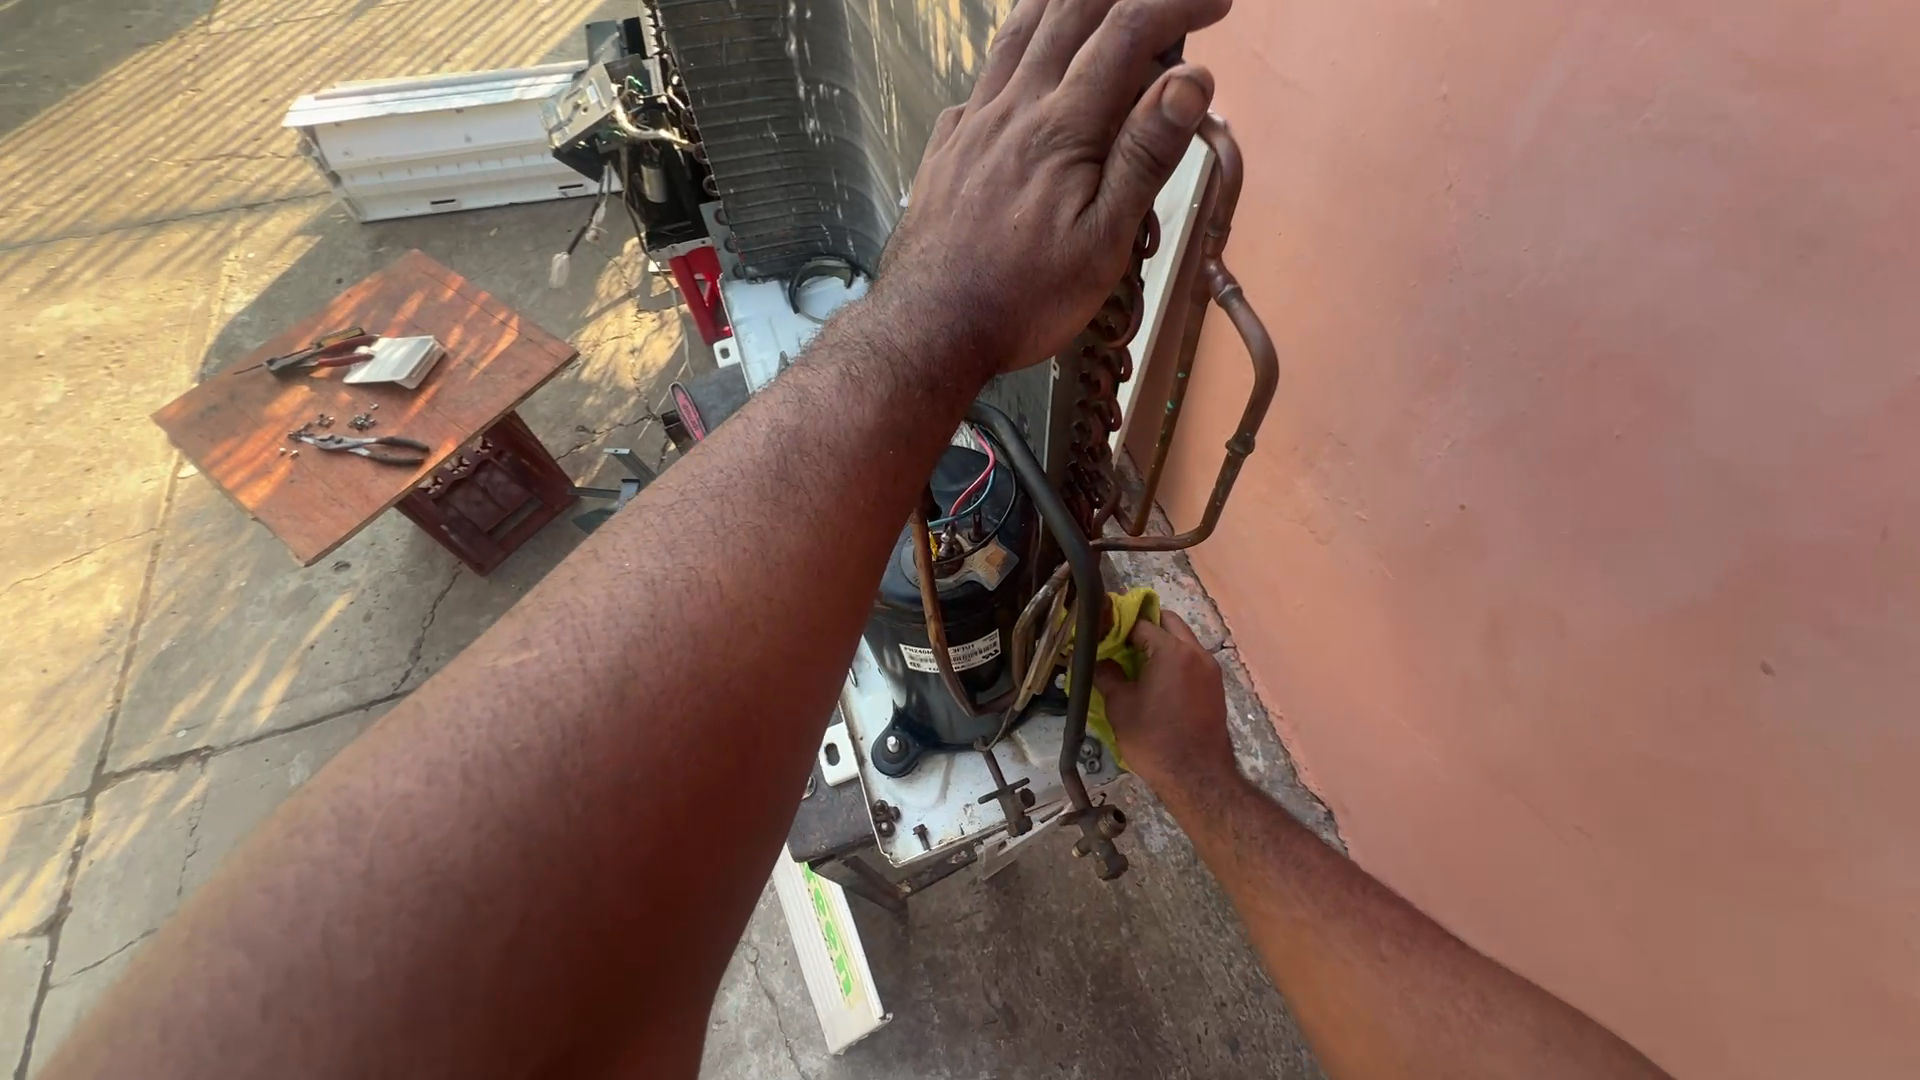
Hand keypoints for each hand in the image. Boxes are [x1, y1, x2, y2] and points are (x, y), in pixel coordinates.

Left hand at [875, 0, 1229, 375]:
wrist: (929, 330)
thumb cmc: (1021, 301)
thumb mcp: (1101, 245)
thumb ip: (1143, 159)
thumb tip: (1190, 82)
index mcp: (1061, 129)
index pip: (1128, 33)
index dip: (1177, 5)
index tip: (1215, 5)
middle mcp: (1012, 111)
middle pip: (1069, 12)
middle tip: (1162, 3)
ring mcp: (970, 128)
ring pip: (1017, 33)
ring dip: (1062, 1)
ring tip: (1093, 0)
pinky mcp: (944, 153)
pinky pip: (979, 82)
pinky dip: (1011, 55)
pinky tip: (1020, 72)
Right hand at [1092, 611, 1238, 795]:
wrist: (1196, 777)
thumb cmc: (1154, 738)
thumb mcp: (1120, 705)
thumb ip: (1107, 675)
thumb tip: (1098, 661)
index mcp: (1172, 650)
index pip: (1141, 623)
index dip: (1118, 628)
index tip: (1103, 638)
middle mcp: (1196, 652)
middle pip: (1168, 622)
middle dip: (1144, 627)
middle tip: (1121, 644)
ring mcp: (1210, 669)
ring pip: (1183, 640)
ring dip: (1161, 643)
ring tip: (1136, 664)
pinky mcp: (1214, 687)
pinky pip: (1192, 660)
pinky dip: (1174, 660)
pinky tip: (1155, 681)